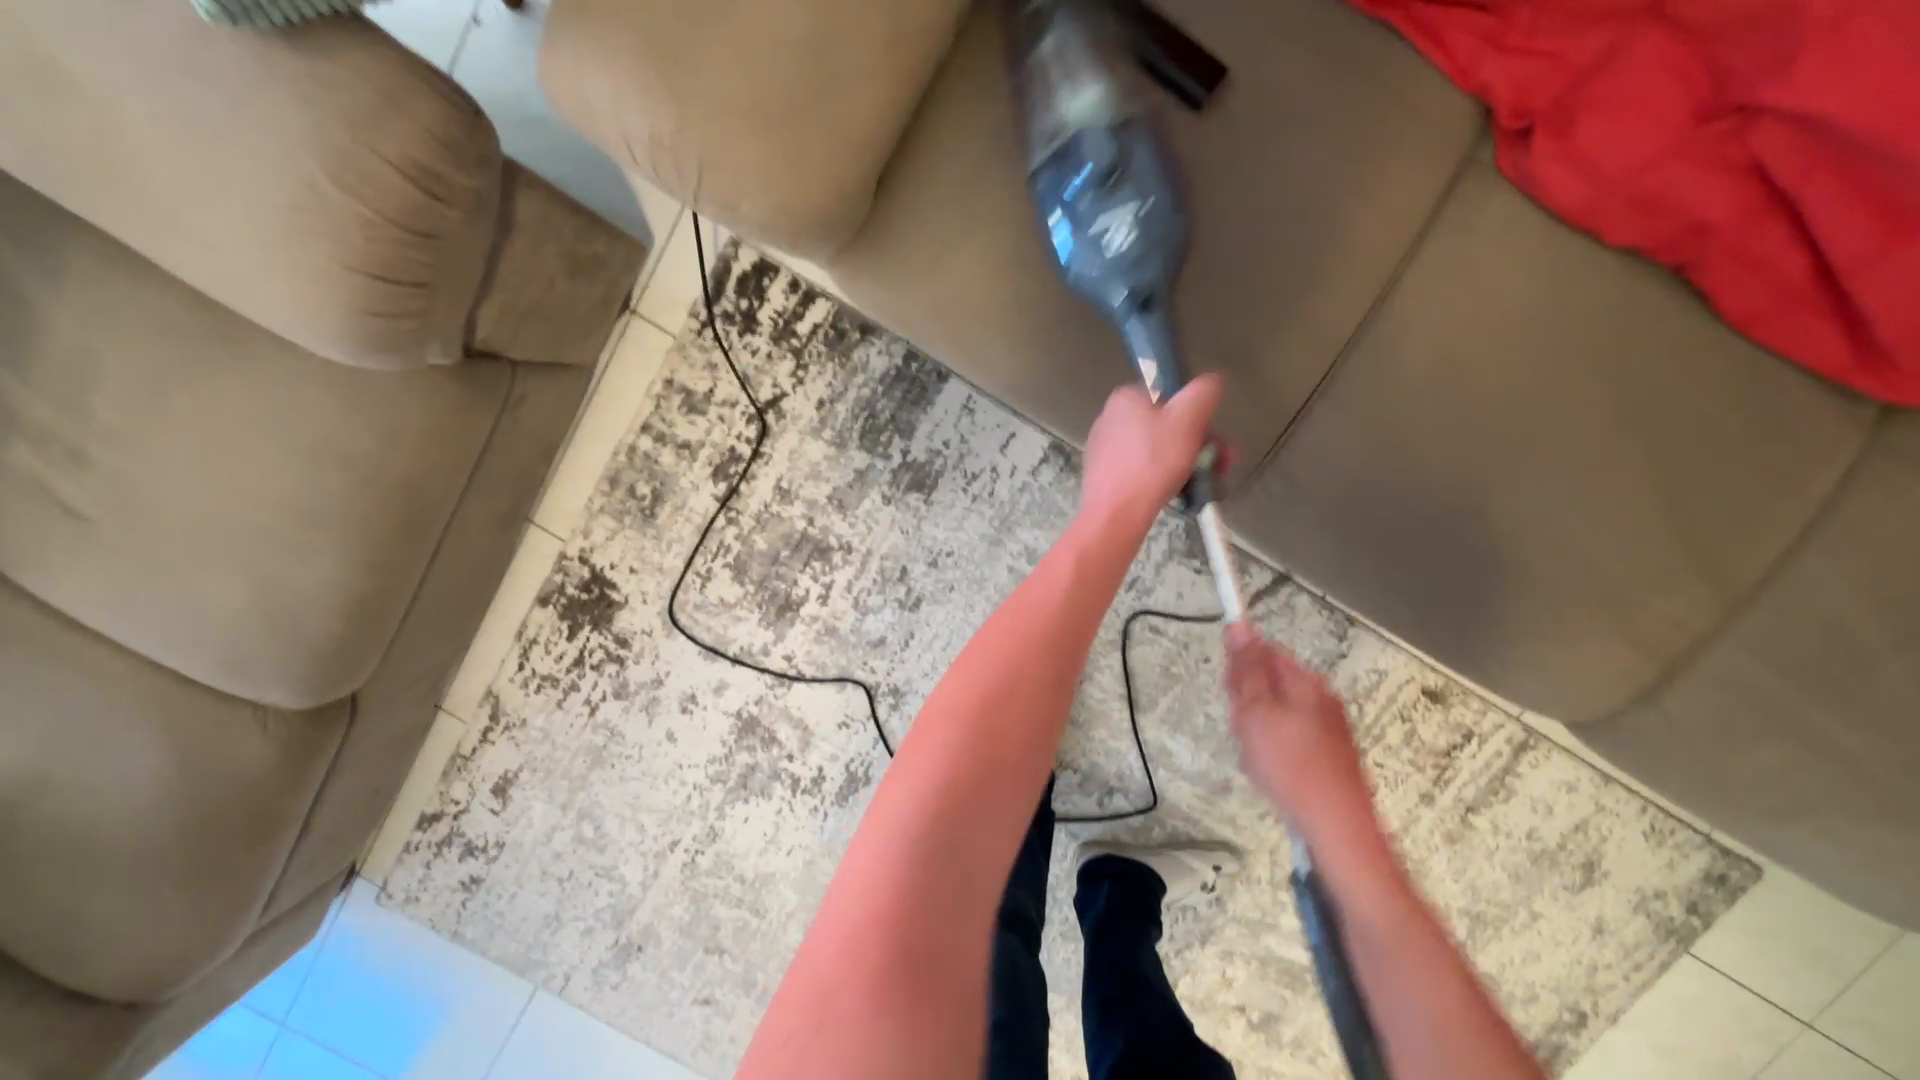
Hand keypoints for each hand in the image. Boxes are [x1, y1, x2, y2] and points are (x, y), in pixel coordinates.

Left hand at [1080, 375, 1224, 527]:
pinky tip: (1179, 493)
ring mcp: (1105, 448)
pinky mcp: (1105, 475)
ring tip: (1206, 483)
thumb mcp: (1188, 419)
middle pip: (1168, 424)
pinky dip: (1163, 478)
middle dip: (1199, 444)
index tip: (1213, 437)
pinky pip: (1143, 469)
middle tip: (1220, 464)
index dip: (1197, 415)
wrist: (1116, 514)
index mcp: (1126, 397)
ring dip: (1187, 462)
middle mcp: (1111, 417)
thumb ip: (1204, 392)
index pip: (1172, 395)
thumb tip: (1211, 382)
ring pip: (1158, 449)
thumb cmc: (1153, 463)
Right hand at [1223, 623, 1376, 832]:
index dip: (1240, 671)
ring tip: (1256, 758)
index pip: (1264, 652)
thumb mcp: (1257, 711)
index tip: (1232, 697)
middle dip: (1247, 706)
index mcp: (1305, 681)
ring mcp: (1327, 727)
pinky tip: (1271, 774)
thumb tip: (1238, 625)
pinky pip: (1288, 740)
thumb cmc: (1290, 763)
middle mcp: (1320, 697)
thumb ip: (1247, 669)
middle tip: (1244, 732)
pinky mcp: (1328, 755)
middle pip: (1269, 685)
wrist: (1335, 823)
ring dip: (1257, 733)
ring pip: (1275, 716)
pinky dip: (1273, 752)